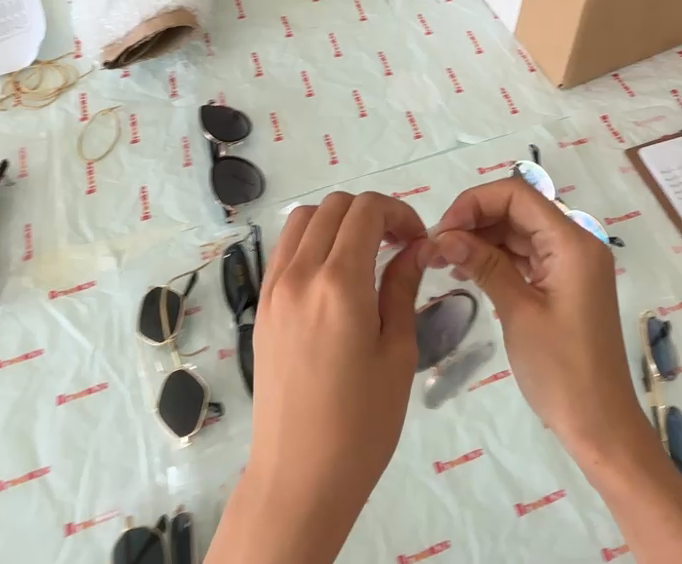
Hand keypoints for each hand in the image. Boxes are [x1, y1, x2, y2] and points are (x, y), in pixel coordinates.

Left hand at [211, 192, 429, 563]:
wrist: (300, 475)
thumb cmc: (362, 421)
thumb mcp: (398, 352)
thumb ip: (403, 287)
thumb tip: (417, 247)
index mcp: (339, 282)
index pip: (367, 210)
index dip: (399, 212)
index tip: (418, 241)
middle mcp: (300, 273)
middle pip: (334, 206)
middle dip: (372, 213)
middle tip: (399, 246)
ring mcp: (274, 288)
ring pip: (303, 219)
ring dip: (338, 222)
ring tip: (366, 255)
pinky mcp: (263, 306)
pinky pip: (285, 249)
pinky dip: (312, 241)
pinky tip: (336, 276)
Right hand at [427, 178, 645, 461]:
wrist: (600, 425)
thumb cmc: (562, 370)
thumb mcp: (518, 312)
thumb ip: (484, 264)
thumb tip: (445, 235)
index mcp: (572, 242)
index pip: (517, 195)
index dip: (474, 202)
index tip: (442, 230)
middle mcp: (576, 243)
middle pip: (518, 210)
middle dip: (474, 220)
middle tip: (435, 248)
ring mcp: (572, 264)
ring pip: (519, 232)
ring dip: (482, 239)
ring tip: (443, 260)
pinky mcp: (565, 284)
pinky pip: (526, 256)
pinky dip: (497, 258)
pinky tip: (467, 270)